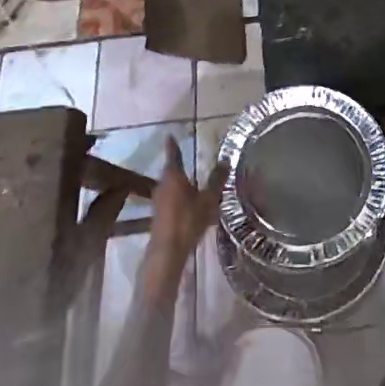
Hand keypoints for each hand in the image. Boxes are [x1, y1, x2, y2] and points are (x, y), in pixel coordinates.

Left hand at [139, 137, 224, 304]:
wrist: (168, 250)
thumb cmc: (188, 220)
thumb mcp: (209, 199)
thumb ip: (216, 180)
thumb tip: (225, 161)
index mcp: (173, 176)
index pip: (173, 155)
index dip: (173, 145)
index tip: (170, 135)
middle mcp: (163, 185)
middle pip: (173, 172)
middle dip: (184, 168)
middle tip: (195, 162)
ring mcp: (159, 201)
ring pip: (173, 187)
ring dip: (184, 185)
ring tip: (199, 185)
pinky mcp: (160, 214)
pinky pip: (174, 199)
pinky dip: (183, 198)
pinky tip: (195, 206)